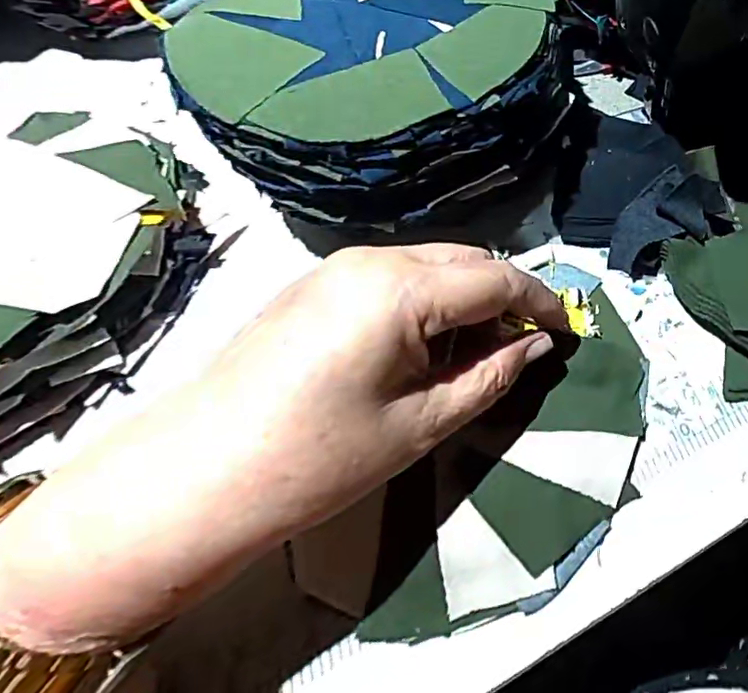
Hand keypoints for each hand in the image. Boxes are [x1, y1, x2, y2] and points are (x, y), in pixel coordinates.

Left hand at [0, 244, 567, 652]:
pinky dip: (432, 298)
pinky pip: (399, 274)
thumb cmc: (312, 461)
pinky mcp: (316, 284)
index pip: (498, 280)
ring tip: (478, 348)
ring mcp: (338, 267)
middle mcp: (371, 260)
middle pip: (469, 260)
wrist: (178, 487)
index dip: (542, 303)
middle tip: (525, 343)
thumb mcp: (423, 423)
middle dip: (507, 297)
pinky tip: (429, 343)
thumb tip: (539, 344)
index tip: (569, 329)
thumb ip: (494, 374)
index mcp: (399, 289)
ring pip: (436, 263)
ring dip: (470, 296)